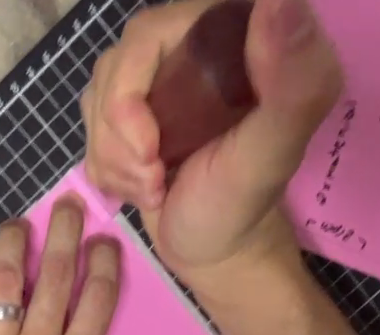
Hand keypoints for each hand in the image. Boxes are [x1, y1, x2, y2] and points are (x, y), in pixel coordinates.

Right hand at [80, 0, 341, 287]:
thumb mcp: (273, 147)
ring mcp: (154, 87)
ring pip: (95, 105)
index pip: (145, 36)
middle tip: (155, 179)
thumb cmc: (244, 204)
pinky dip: (108, 172)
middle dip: (121, 141)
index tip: (151, 151)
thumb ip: (290, 76)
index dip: (130, 95)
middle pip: (112, 73)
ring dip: (116, 162)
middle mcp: (186, 50)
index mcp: (225, 37)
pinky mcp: (130, 122)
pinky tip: (143, 189)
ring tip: (154, 188)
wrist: (215, 252)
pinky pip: (89, 134)